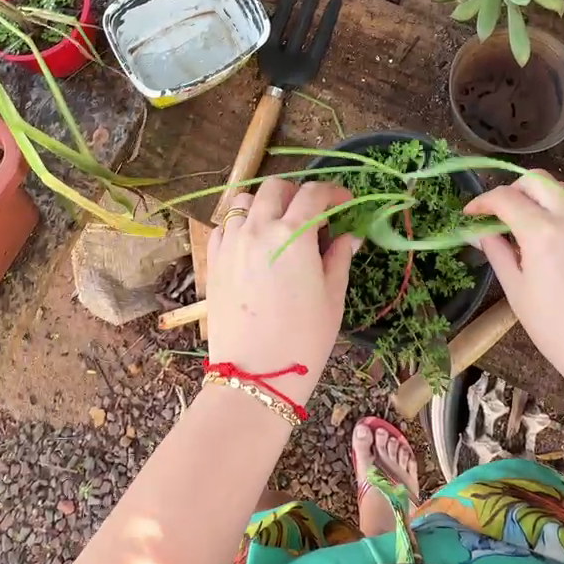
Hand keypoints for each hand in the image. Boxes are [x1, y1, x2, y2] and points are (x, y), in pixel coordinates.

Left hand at [206, 177, 359, 407]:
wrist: (256, 376)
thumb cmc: (303, 340)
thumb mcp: (332, 298)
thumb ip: (339, 258)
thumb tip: (349, 236)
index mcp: (293, 235)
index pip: (314, 193)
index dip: (334, 192)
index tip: (345, 202)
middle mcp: (259, 229)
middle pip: (276, 187)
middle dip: (298, 193)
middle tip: (312, 214)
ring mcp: (232, 242)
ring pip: (245, 201)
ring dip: (266, 204)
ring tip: (280, 225)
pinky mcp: (214, 260)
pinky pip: (225, 225)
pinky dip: (242, 224)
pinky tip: (255, 243)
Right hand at [465, 170, 563, 390]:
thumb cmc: (560, 334)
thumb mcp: (518, 293)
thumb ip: (497, 252)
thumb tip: (478, 231)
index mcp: (543, 232)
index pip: (505, 198)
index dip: (482, 202)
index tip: (471, 215)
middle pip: (538, 180)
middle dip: (513, 190)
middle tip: (501, 215)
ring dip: (542, 198)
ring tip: (530, 228)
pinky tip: (561, 246)